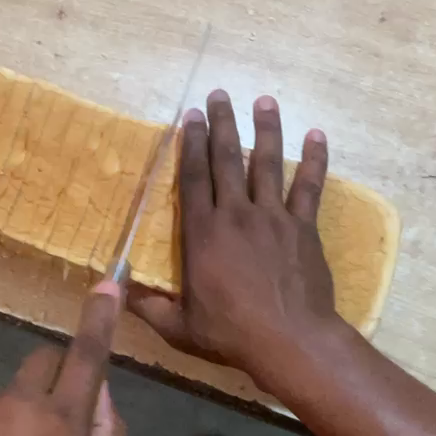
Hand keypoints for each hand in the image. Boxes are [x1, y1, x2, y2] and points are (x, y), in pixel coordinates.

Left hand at [0, 281, 127, 435]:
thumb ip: (108, 432)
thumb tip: (100, 391)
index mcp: (63, 421)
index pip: (88, 356)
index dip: (100, 318)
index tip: (109, 282)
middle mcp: (22, 401)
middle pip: (48, 360)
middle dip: (59, 378)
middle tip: (57, 426)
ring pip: (18, 387)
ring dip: (25, 409)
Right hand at [128, 91, 348, 384]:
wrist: (290, 341)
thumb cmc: (231, 334)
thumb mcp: (179, 327)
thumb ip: (149, 307)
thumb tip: (119, 294)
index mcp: (203, 234)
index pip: (193, 178)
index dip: (189, 144)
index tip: (189, 115)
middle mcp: (236, 214)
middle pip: (228, 159)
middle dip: (222, 124)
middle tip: (219, 94)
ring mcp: (273, 217)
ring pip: (268, 163)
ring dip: (266, 129)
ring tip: (264, 100)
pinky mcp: (303, 227)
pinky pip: (309, 187)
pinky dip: (314, 160)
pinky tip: (317, 135)